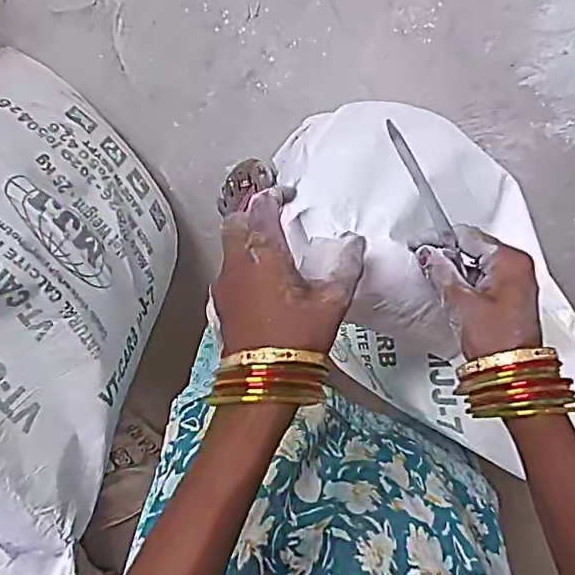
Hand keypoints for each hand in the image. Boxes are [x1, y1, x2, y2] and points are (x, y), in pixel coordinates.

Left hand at [213, 185, 364, 354]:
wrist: (264, 379)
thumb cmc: (297, 338)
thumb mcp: (332, 303)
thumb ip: (345, 268)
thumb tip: (354, 245)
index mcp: (264, 254)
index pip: (261, 209)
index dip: (273, 196)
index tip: (285, 195)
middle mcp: (237, 263)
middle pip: (234, 221)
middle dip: (252, 212)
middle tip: (272, 216)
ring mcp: (224, 284)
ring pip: (228, 246)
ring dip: (244, 238)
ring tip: (268, 246)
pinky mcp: (220, 303)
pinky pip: (228, 270)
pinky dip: (241, 263)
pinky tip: (259, 278)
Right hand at [417, 225, 542, 359]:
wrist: (512, 373)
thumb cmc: (497, 342)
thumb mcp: (461, 302)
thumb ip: (442, 272)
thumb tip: (431, 256)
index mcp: (510, 260)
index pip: (469, 236)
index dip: (441, 240)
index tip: (422, 244)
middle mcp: (519, 267)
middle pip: (476, 248)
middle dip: (449, 255)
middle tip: (426, 261)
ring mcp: (519, 282)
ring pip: (481, 264)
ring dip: (458, 270)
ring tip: (437, 280)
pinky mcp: (514, 298)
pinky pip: (487, 279)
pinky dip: (470, 283)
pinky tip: (454, 294)